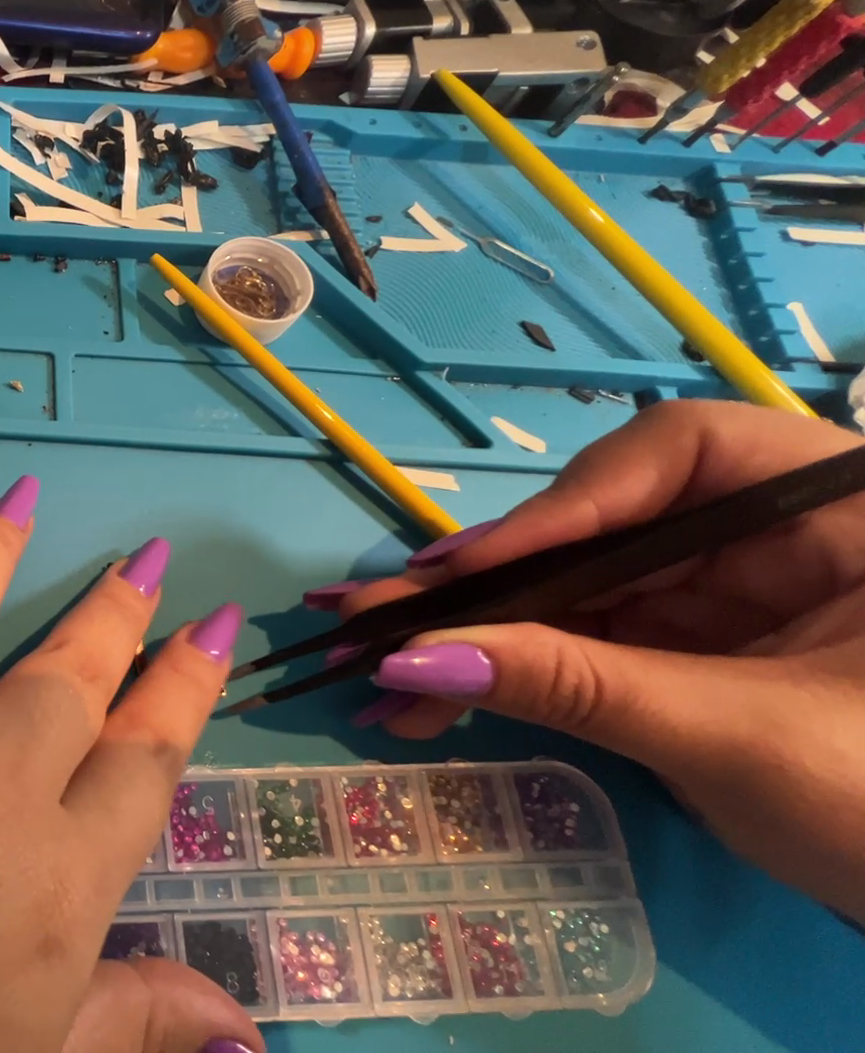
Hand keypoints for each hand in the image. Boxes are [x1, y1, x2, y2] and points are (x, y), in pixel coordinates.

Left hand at [0, 308, 263, 1052]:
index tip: (211, 637)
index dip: (183, 697)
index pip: (144, 767)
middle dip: (115, 624)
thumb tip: (249, 1026)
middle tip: (146, 569)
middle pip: (68, 681)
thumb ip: (124, 1026)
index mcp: (52, 883)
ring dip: (5, 551)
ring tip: (31, 506)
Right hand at [327, 400, 864, 920]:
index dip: (566, 502)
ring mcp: (716, 592)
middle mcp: (767, 534)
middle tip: (376, 616)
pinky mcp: (679, 645)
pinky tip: (430, 698)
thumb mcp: (743, 740)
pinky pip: (569, 640)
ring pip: (563, 590)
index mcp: (840, 511)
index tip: (474, 567)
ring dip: (470, 635)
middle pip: (592, 530)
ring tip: (379, 669)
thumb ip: (574, 686)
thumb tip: (407, 660)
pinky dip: (503, 670)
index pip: (678, 453)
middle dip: (482, 586)